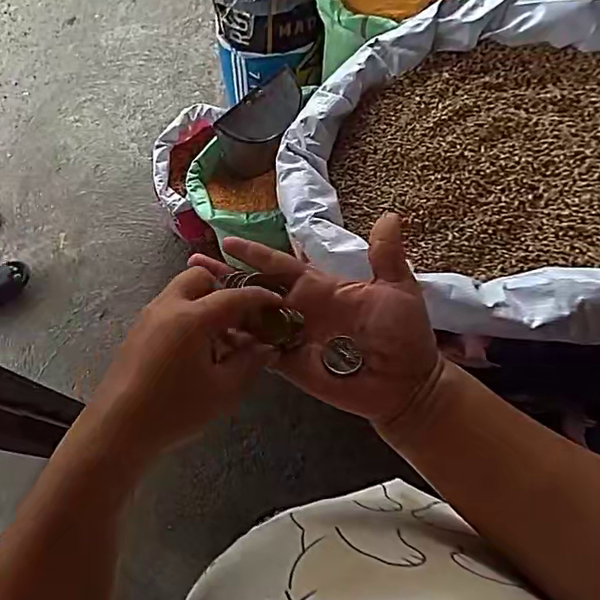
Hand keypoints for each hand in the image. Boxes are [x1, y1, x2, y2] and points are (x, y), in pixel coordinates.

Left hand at [81, 267, 284, 458]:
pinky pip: (169, 309)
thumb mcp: (224, 391)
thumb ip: (250, 363)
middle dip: (224, 291)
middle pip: (200, 278)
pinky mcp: (137, 332)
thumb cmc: (174, 411)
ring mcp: (148, 317)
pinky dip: (188, 316)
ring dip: (205, 304)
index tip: (276, 304)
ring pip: (182, 292)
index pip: (234, 296)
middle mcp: (168, 307)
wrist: (117, 429)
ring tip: (222, 339)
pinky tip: (198, 350)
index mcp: (192, 318)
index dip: (259, 298)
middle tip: (241, 319)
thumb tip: (266, 347)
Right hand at [193, 214, 444, 427]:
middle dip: (227, 276)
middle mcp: (302, 310)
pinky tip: (212, 334)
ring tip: (192, 297)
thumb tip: (391, 216)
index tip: (228, 240)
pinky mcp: (291, 366)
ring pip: (252, 318)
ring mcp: (294, 338)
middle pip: (256, 289)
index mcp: (322, 288)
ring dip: (224, 307)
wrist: (407, 384)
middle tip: (195, 265)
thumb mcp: (398, 289)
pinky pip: (259, 352)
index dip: (255, 254)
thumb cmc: (404, 335)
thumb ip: (386, 256)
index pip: (280, 266)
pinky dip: (238, 343)